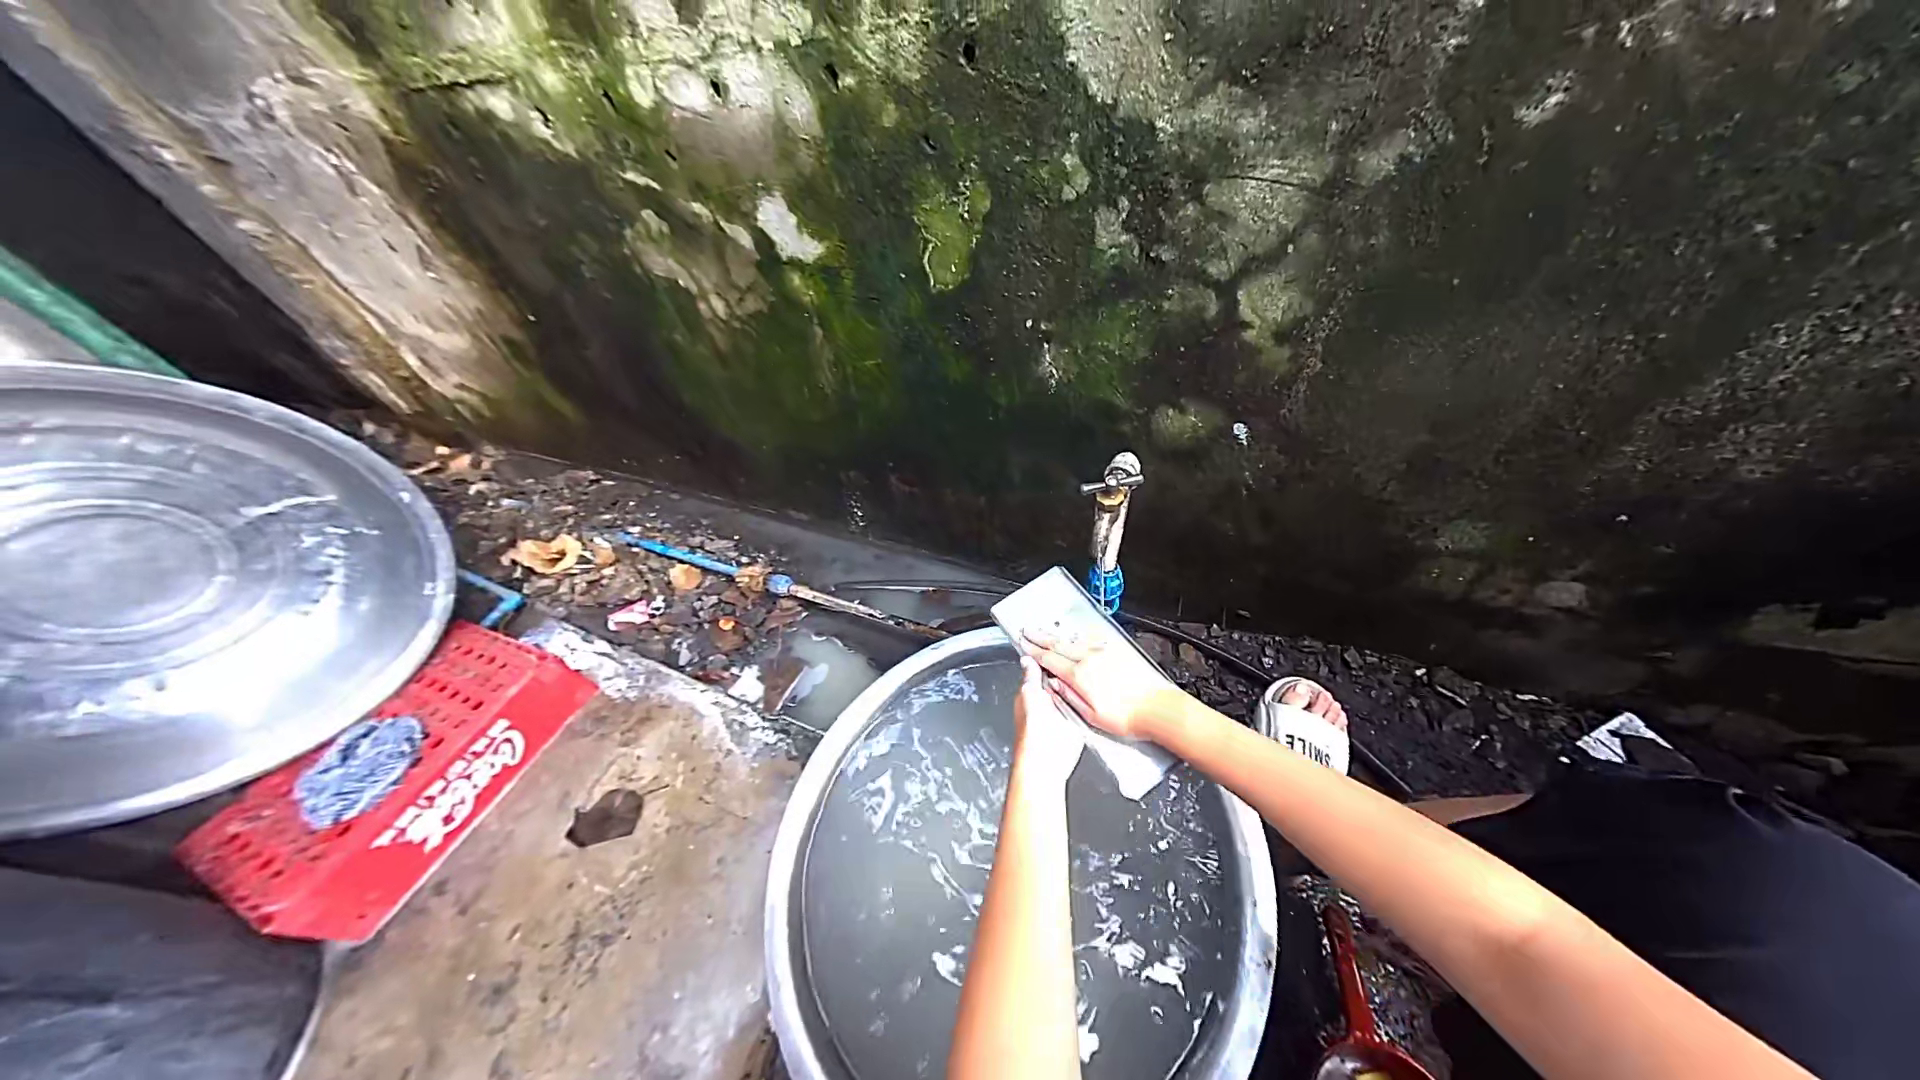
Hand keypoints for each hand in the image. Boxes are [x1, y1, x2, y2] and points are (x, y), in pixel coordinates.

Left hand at [1012, 656, 1084, 788]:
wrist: (1046, 759)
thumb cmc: (1032, 729)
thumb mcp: (1029, 693)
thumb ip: (1031, 676)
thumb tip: (1027, 658)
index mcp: (1032, 692)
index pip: (1043, 669)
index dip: (1053, 659)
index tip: (1064, 647)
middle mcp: (1048, 700)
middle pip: (1061, 679)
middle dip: (1070, 671)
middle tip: (1082, 657)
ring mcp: (1063, 711)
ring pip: (1074, 691)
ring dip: (1081, 684)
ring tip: (1091, 671)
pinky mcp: (1077, 722)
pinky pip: (1084, 706)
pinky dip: (1089, 699)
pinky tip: (1097, 690)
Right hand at [1022, 628, 1179, 740]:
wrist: (1157, 708)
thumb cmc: (1128, 717)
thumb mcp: (1091, 715)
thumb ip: (1069, 697)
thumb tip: (1054, 685)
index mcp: (1081, 675)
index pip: (1050, 660)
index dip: (1034, 652)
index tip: (1024, 645)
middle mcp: (1091, 659)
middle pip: (1058, 644)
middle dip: (1040, 637)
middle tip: (1028, 631)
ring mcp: (1105, 652)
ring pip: (1074, 640)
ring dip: (1057, 635)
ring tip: (1045, 632)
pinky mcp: (1117, 651)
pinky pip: (1090, 640)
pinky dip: (1077, 637)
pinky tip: (1074, 637)